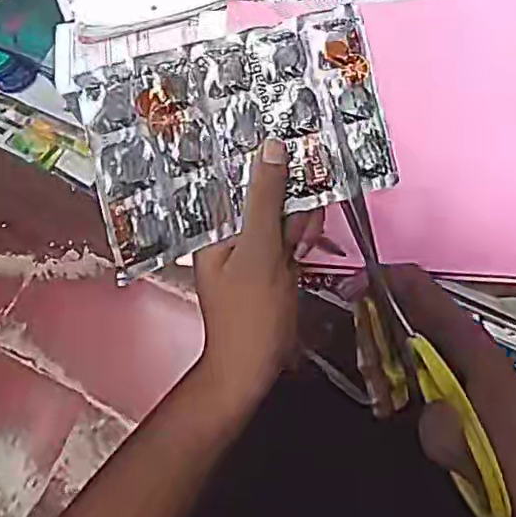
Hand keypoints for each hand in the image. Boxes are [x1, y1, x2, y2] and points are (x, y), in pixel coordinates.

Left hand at [193, 139, 321, 402]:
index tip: (294, 154)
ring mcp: (251, 240)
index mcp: (214, 219)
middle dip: (291, 205)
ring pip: (284, 209)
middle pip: (269, 189)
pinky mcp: (269, 255)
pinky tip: (301, 253)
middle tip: (296, 234)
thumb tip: (271, 148)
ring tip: (298, 251)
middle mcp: (230, 224)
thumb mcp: (259, 251)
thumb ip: (266, 199)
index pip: (241, 171)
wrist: (254, 368)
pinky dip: (300, 239)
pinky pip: (289, 231)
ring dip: (300, 225)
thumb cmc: (249, 315)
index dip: (270, 162)